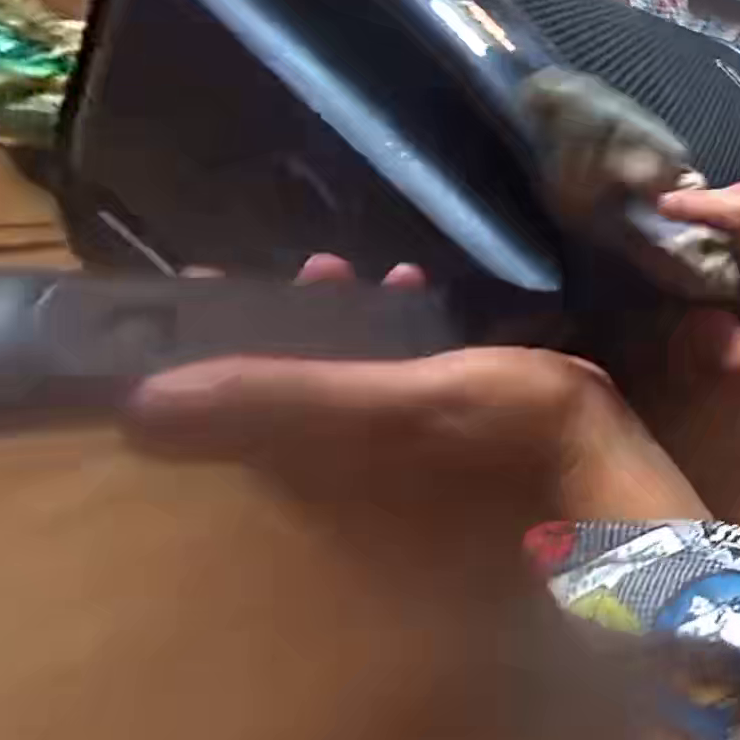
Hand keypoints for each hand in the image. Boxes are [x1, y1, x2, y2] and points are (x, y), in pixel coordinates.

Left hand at [125, 256, 704, 588]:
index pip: (214, 413)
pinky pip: (382, 386)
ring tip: (367, 276)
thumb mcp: (405, 406)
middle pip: (273, 390)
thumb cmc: (509, 429)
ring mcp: (388, 457)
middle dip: (283, 321)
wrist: (598, 462)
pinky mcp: (434, 440)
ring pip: (332, 383)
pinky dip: (385, 343)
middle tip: (312, 269)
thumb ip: (293, 398)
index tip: (210, 286)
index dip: (197, 347)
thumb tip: (142, 401)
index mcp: (313, 468)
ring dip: (339, 325)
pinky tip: (417, 306)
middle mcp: (334, 470)